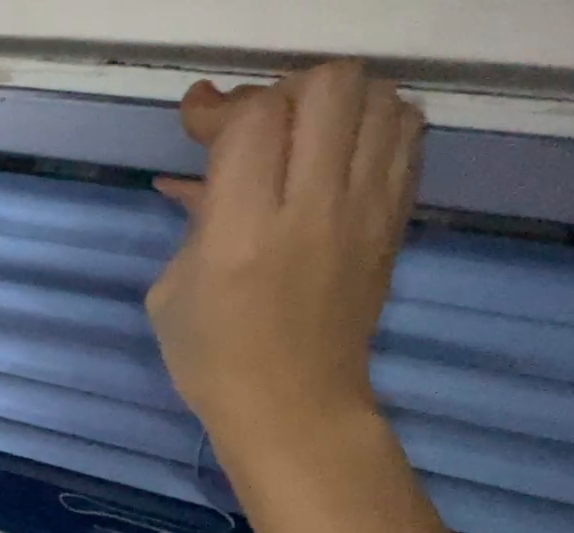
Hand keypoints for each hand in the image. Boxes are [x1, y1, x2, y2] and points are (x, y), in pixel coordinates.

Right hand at [147, 61, 425, 445]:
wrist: (289, 402)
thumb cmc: (210, 357)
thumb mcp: (171, 290)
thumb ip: (194, 221)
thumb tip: (195, 177)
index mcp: (240, 234)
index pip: (253, 122)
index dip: (220, 106)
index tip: (194, 117)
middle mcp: (311, 209)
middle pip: (326, 89)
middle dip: (279, 91)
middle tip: (250, 123)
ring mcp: (364, 210)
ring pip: (376, 99)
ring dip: (330, 101)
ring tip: (296, 131)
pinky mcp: (395, 217)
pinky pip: (402, 134)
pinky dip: (369, 122)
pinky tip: (333, 149)